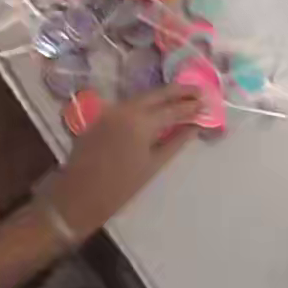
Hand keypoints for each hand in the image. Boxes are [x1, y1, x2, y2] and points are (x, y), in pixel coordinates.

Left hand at [41, 87, 200, 238]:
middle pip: (158, 93)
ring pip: (143, 96)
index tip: (208, 103)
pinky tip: (158, 108)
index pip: (173, 108)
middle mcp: (126, 108)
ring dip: (163, 96)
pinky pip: (129, 104)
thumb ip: (176, 141)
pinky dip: (146, 104)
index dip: (192, 106)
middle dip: (179, 92)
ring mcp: (111, 110)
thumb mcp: (153, 165)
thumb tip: (194, 126)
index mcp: (141, 121)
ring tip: (183, 98)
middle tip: (199, 92)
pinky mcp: (102, 115)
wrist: (78, 196)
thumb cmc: (120, 188)